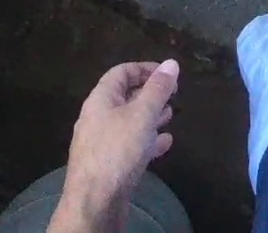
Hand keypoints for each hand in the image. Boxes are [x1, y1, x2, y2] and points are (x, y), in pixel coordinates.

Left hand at [49, 60, 179, 232]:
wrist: (94, 205)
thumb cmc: (117, 150)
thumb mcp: (143, 114)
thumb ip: (158, 88)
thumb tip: (172, 63)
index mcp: (100, 99)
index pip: (122, 72)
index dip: (145, 68)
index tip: (168, 75)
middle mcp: (97, 118)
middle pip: (126, 96)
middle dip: (150, 94)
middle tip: (173, 96)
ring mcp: (101, 143)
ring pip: (129, 122)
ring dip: (150, 116)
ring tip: (170, 116)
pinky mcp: (108, 165)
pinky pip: (129, 145)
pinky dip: (147, 140)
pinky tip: (164, 143)